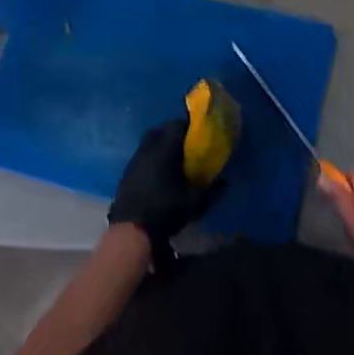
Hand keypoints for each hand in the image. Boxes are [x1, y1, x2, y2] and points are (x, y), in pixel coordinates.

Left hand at [108, 120, 223, 242]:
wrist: (131, 228)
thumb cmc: (165, 211)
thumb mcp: (195, 203)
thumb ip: (213, 189)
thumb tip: (226, 180)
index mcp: (164, 151)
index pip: (176, 126)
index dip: (189, 126)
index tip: (199, 133)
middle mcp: (147, 150)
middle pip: (160, 130)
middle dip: (174, 132)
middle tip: (188, 144)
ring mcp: (134, 160)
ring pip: (149, 142)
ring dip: (161, 144)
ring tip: (174, 158)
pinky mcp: (127, 171)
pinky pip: (142, 155)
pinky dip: (152, 157)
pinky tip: (159, 171)